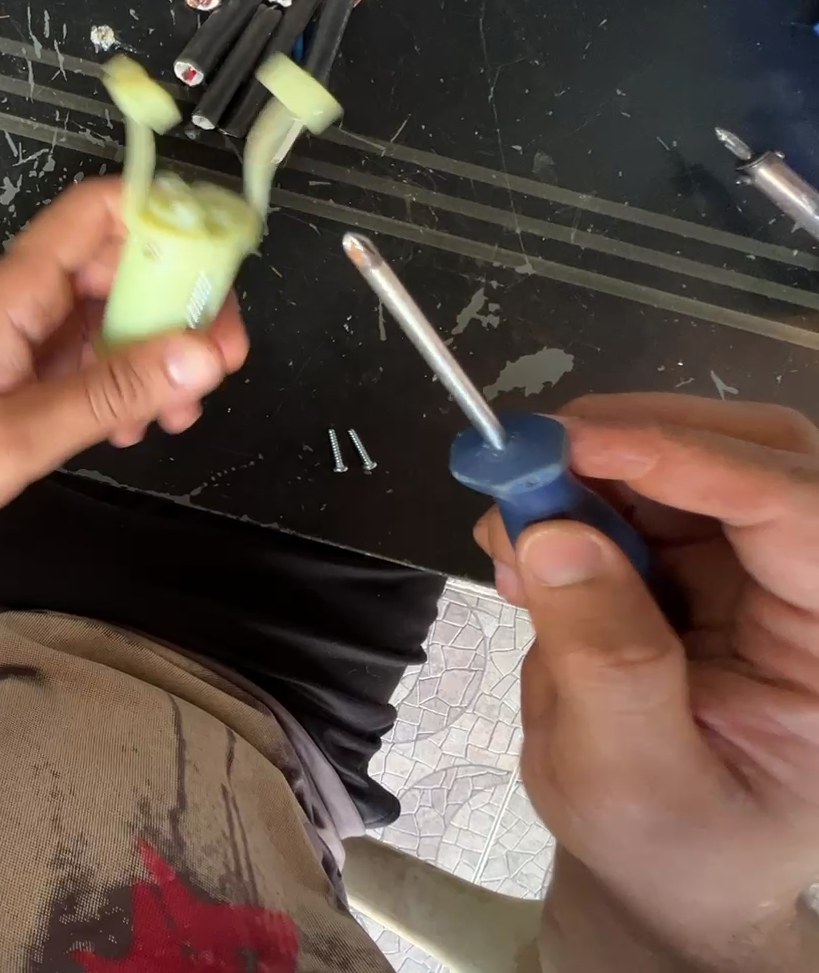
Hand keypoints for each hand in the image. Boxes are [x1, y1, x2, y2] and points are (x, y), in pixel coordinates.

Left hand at [0, 177, 246, 531]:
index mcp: (13, 292)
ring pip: (110, 316)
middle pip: (118, 266)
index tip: (218, 266)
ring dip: (154, 356)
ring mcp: (24, 330)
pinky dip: (119, 381)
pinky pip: (88, 353)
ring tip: (176, 415)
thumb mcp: (25, 433)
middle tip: (219, 363)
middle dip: (177, 308)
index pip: (94, 212)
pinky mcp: (24, 362)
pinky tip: (130, 426)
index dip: (163, 217)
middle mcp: (22, 298)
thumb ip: (113, 393)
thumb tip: (202, 354)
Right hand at [473, 393, 818, 970]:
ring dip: (576, 475)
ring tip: (508, 540)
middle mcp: (813, 595)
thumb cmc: (665, 836)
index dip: (684, 458)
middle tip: (522, 456)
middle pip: (758, 458)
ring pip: (677, 465)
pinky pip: (619, 496)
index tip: (564, 441)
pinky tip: (519, 556)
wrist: (655, 856)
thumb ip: (604, 654)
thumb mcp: (626, 765)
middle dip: (633, 440)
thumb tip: (551, 536)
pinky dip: (551, 502)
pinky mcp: (685, 568)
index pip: (801, 515)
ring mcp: (752, 576)